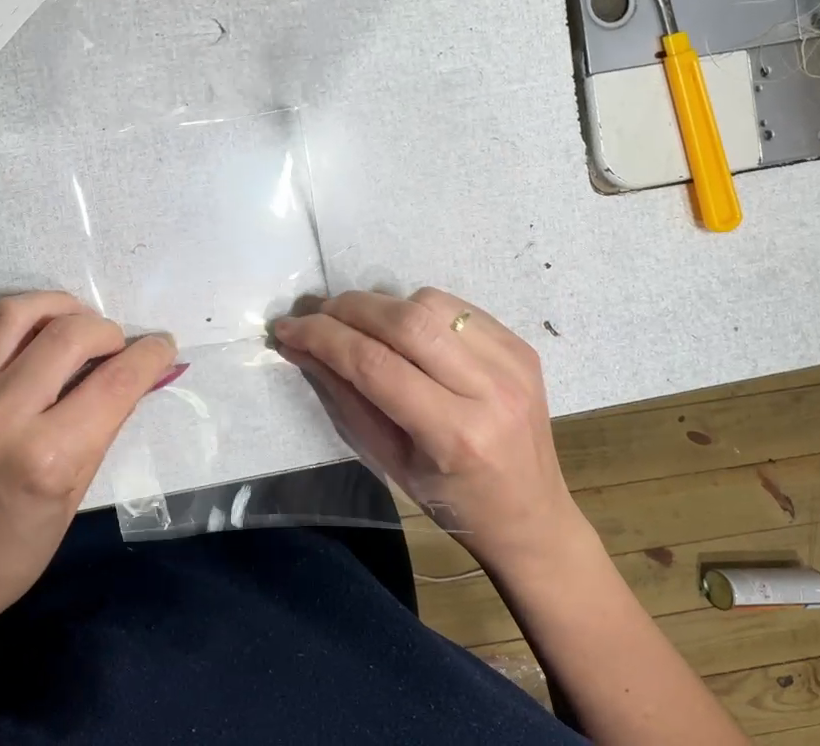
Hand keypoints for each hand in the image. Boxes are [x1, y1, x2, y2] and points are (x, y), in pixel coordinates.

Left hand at [0, 292, 177, 635]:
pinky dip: (30, 319)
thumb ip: (103, 431)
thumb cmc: (13, 556)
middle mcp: (8, 415)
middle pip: (71, 335)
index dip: (150, 356)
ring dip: (64, 307)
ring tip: (85, 325)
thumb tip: (136, 381)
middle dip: (110, 330)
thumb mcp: (73, 501)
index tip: (164, 345)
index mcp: (48, 458)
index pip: (114, 384)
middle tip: (123, 348)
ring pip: (22, 314)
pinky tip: (49, 335)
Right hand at [273, 288, 579, 574]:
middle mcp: (490, 390)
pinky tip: (402, 331)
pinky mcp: (521, 347)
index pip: (373, 364)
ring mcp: (512, 363)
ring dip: (381, 306)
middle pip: (404, 321)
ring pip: (428, 303)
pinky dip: (415, 308)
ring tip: (359, 326)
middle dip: (346, 310)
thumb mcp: (387, 459)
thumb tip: (300, 346)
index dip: (322, 337)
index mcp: (454, 434)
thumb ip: (344, 396)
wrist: (532, 516)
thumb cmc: (450, 501)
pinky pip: (454, 305)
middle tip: (314, 316)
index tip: (287, 328)